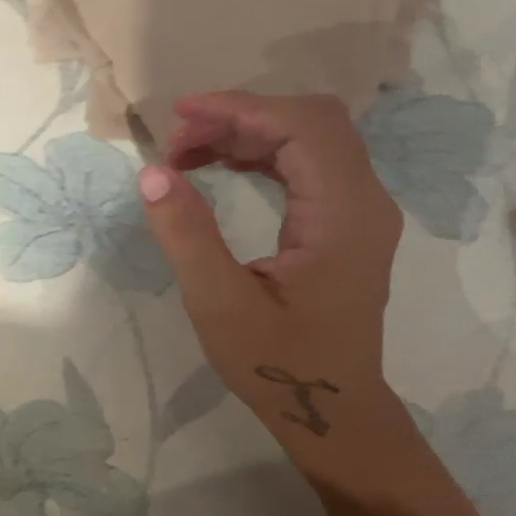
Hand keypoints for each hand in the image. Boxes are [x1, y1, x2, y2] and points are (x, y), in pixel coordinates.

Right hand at [137, 93, 403, 442]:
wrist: (329, 407)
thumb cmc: (275, 361)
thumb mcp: (218, 301)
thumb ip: (187, 233)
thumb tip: (152, 172)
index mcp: (343, 215)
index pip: (305, 127)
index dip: (241, 108)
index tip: (178, 116)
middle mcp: (363, 202)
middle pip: (310, 122)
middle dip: (239, 116)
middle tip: (175, 140)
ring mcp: (357, 211)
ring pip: (308, 139)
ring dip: (245, 133)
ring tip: (185, 154)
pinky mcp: (342, 223)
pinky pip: (305, 164)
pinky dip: (259, 154)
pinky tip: (217, 168)